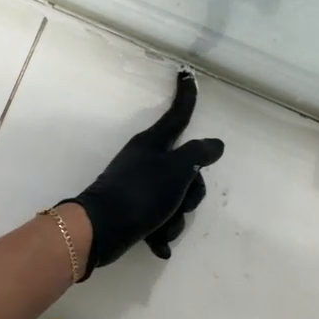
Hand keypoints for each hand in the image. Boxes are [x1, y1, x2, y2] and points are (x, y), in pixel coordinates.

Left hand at [68, 70, 224, 274]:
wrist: (102, 229)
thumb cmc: (141, 193)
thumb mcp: (176, 170)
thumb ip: (197, 154)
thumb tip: (215, 143)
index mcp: (153, 143)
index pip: (177, 115)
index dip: (186, 97)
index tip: (185, 74)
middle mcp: (147, 160)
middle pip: (187, 171)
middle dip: (189, 194)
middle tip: (177, 201)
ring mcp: (140, 186)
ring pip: (176, 200)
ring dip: (174, 218)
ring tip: (159, 225)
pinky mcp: (135, 210)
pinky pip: (161, 220)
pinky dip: (161, 233)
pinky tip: (156, 243)